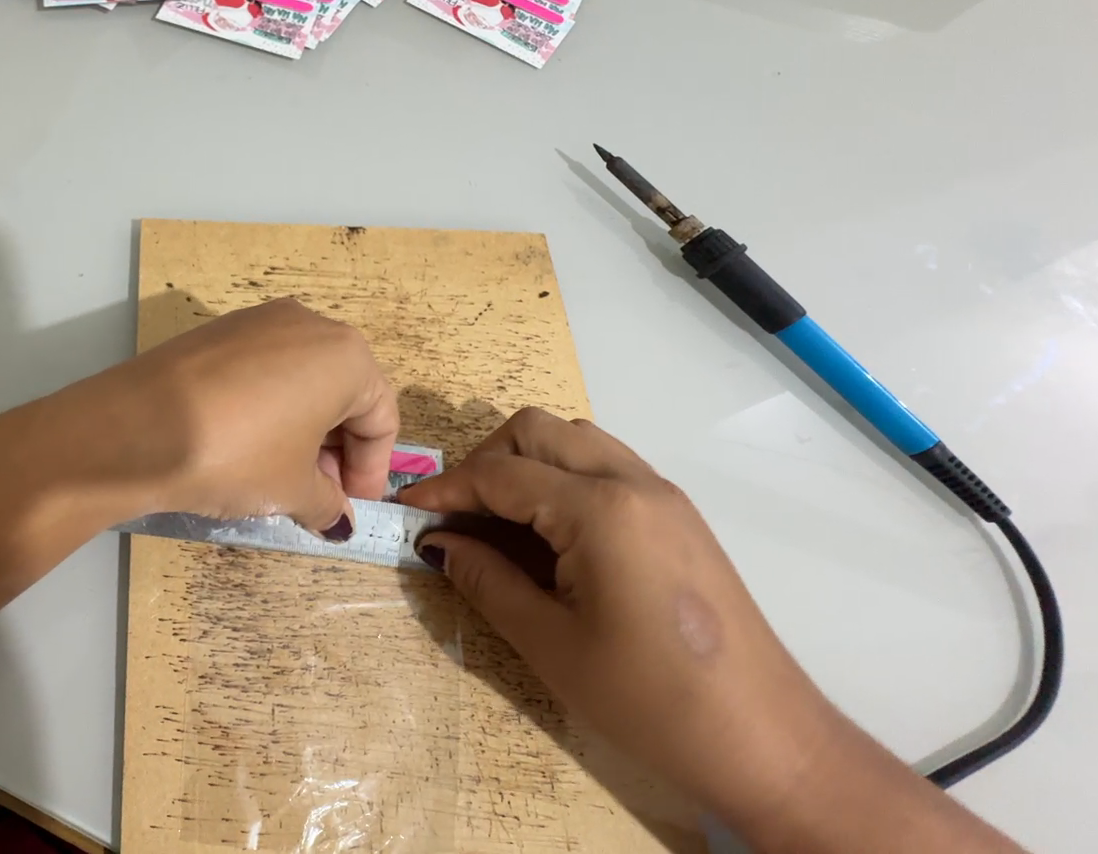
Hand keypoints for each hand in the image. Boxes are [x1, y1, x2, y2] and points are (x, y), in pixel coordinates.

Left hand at [48, 297, 397, 537]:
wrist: (136, 427)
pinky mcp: (216, 331)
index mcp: (345, 355)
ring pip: (299, 379)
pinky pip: (261, 371)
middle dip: (334, 449)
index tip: (351, 507)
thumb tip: (337, 518)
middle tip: (316, 495)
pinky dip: (266, 406)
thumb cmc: (236, 455)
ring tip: (278, 475)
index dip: (370, 471)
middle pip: (340, 393)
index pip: (380, 418)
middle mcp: (307, 324)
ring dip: (301, 428)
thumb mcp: (292, 490)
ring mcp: (257, 322)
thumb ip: (328, 504)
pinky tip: (243, 444)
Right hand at [399, 408, 846, 829]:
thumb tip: (435, 541)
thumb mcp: (548, 643)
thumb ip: (483, 577)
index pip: (499, 475)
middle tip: (458, 514)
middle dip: (483, 461)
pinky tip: (547, 528)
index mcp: (600, 510)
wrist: (772, 746)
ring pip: (572, 438)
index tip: (404, 511)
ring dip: (523, 460)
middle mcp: (632, 482)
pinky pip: (602, 462)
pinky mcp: (676, 513)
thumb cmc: (650, 700)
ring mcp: (661, 493)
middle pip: (535, 430)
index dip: (443, 490)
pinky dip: (559, 473)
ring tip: (498, 516)